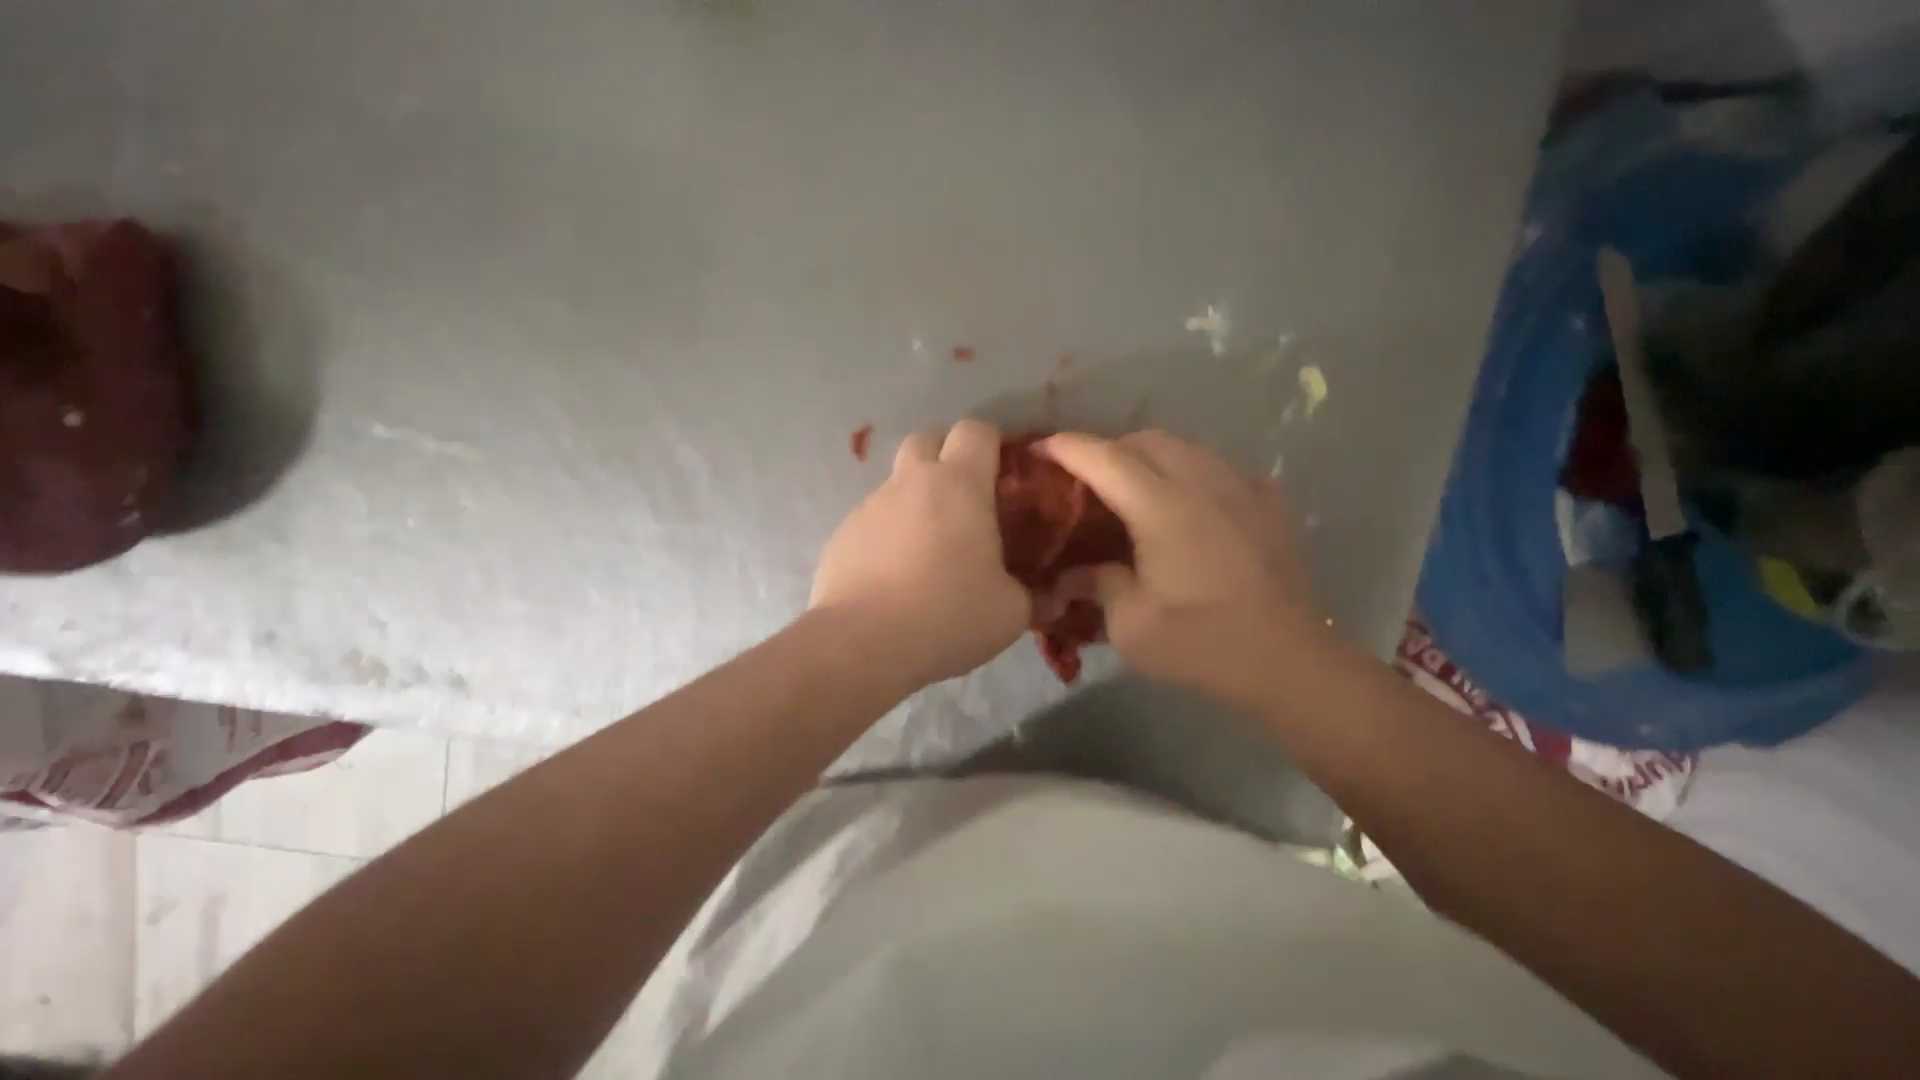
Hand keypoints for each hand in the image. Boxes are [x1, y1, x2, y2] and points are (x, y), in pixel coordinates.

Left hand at [811, 419, 1030, 687]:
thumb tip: (1050, 599)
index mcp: (960, 484)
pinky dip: (887, 537)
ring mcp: (870, 506)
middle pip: (927, 440)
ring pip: (897, 484)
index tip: (1003, 476)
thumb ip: (1032, 595)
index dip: (992, 445)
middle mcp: (911, 482)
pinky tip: (894, 579)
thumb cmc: (948, 615)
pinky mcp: (841, 535)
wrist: (861, 644)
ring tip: (928, 553)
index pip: (976, 430)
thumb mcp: (1010, 613)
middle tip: (964, 502)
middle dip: (946, 457)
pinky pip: (872, 522)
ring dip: (915, 502)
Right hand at [1041, 431, 1329, 706]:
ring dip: (1152, 458)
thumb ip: (1096, 585)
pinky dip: (1195, 476)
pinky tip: (1192, 505)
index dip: (1066, 448)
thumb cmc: (1201, 644)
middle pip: (1146, 441)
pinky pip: (1222, 470)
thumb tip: (1070, 574)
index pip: (1103, 458)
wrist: (1287, 662)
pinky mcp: (1269, 505)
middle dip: (1109, 450)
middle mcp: (1201, 482)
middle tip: (1086, 481)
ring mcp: (1241, 489)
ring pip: (1187, 448)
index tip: (1038, 449)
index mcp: (1161, 506)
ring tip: (1135, 490)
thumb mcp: (1131, 625)